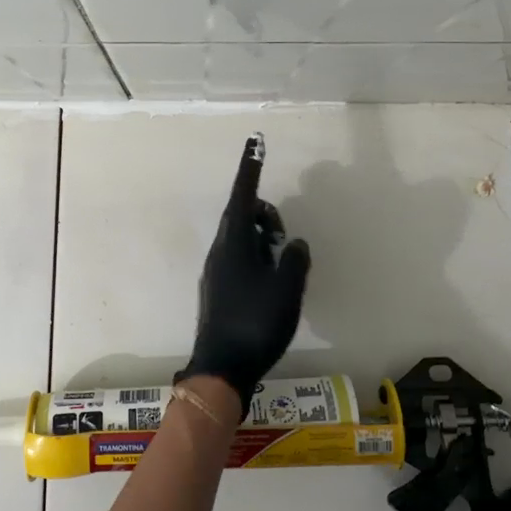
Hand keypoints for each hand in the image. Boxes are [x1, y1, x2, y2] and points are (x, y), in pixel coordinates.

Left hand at [174, 134, 310, 413]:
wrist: (221, 367)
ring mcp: (216, 270)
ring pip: (242, 239)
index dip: (251, 168)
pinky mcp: (217, 288)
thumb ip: (295, 259)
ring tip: (282, 268)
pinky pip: (239, 259)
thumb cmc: (256, 323)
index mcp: (234, 242)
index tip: (254, 143)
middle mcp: (220, 249)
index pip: (244, 195)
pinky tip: (271, 284)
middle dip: (266, 216)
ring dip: (263, 241)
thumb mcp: (287, 289)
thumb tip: (294, 244)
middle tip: (283, 238)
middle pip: (243, 215)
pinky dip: (257, 259)